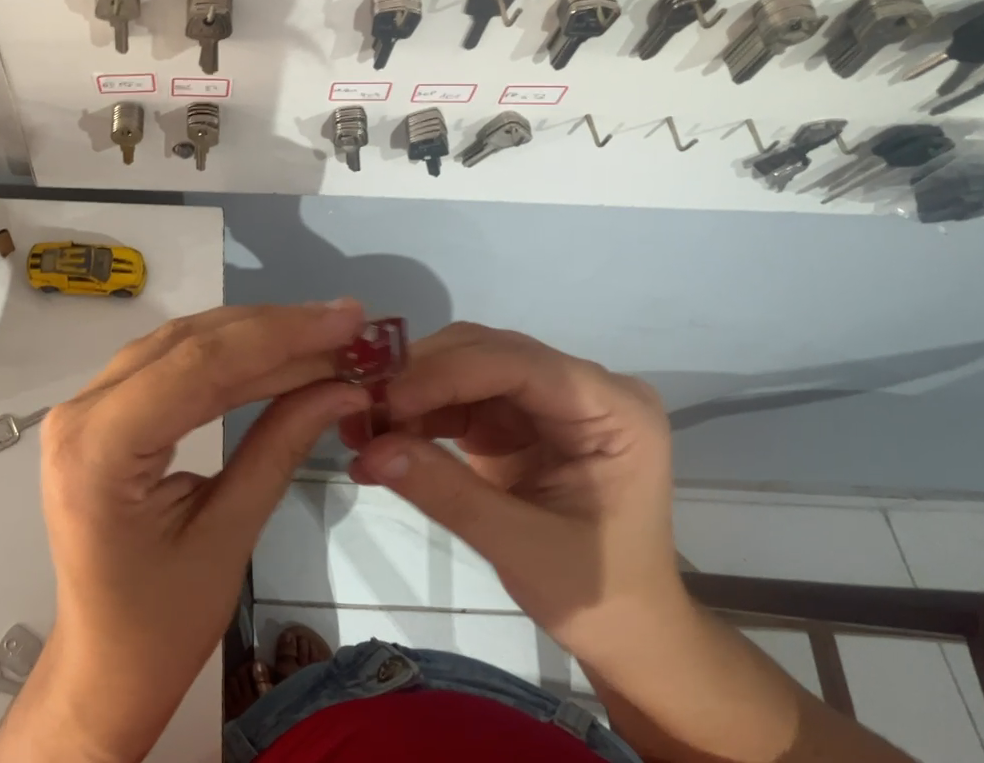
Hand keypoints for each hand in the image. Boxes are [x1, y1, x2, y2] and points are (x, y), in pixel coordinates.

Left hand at [0, 301, 369, 762]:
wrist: (104, 663)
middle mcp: (79, 414)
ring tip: (323, 333)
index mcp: (98, 449)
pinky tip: (271, 354)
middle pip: (186, 346)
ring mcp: (82, 410)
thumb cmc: (161, 624)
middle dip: (272, 331)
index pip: (197, 367)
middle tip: (347, 324)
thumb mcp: (227, 535)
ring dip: (250, 337)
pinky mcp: (98, 416)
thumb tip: (344, 388)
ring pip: (175, 347)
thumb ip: (278, 448)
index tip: (348, 319)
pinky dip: (223, 358)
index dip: (277, 335)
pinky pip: (164, 368)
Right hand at [341, 323, 685, 660]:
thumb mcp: (520, 546)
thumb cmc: (595, 593)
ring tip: (360, 432)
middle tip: (359, 413)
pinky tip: (378, 445)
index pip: (519, 364)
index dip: (447, 373)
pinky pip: (454, 401)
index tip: (386, 401)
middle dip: (418, 379)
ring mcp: (545, 402)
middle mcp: (580, 389)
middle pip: (485, 354)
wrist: (623, 630)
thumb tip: (370, 451)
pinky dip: (414, 419)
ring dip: (408, 397)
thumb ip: (447, 493)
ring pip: (460, 370)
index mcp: (612, 410)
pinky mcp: (515, 421)